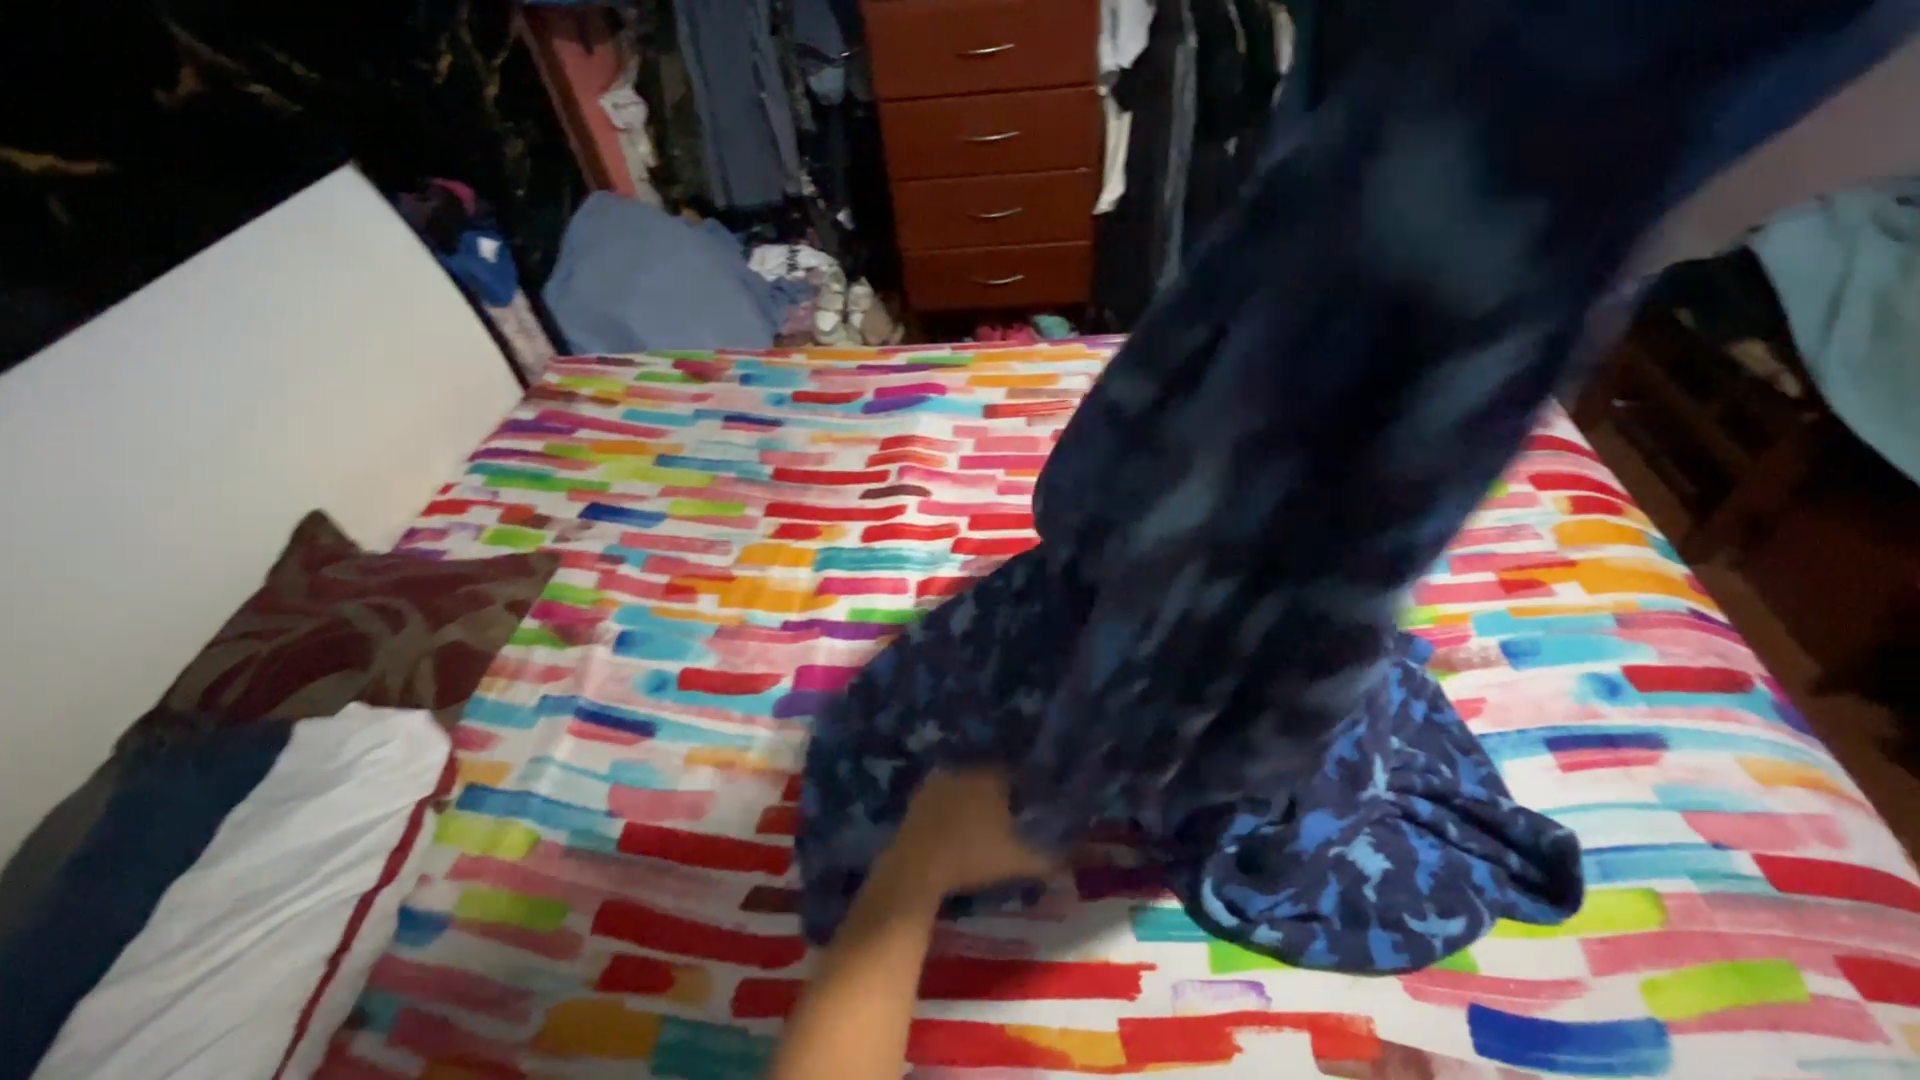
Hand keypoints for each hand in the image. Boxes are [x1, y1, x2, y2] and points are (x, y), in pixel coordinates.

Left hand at [882, 768, 1059, 897]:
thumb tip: (1076, 858)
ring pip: (965, 782)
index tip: (1032, 803)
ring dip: (974, 795)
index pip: (1017, 773)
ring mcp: (939, 779)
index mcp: (992, 777)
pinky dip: (951, 804)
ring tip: (983, 818)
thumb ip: (1050, 858)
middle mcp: (966, 769)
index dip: (1026, 787)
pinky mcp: (919, 794)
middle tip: (1009, 811)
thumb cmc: (973, 858)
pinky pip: (943, 793)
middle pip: (990, 775)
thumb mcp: (1019, 862)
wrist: (918, 867)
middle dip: (1000, 790)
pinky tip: (956, 823)